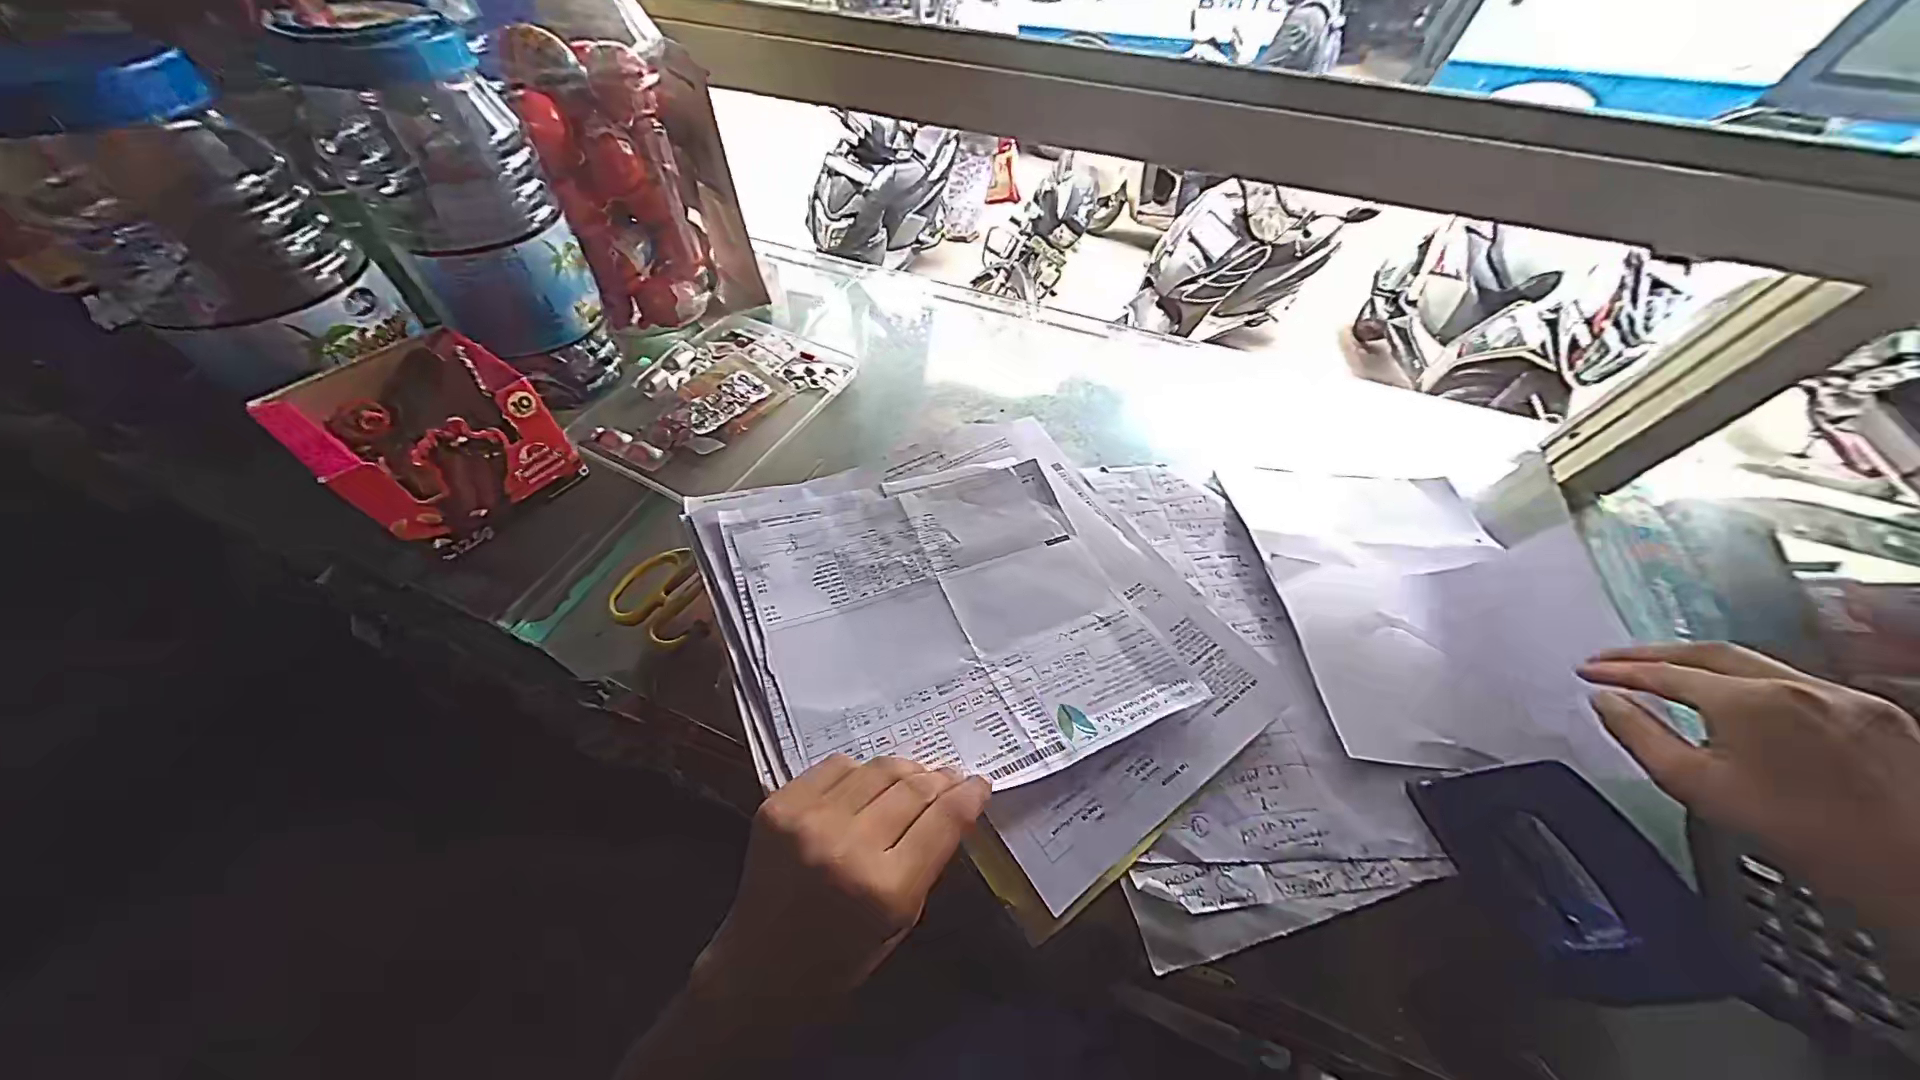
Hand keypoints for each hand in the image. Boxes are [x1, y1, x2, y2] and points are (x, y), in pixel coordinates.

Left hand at [691, 755, 990, 1009]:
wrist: (758, 968)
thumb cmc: (841, 957)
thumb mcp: (901, 920)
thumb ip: (928, 859)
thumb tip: (954, 803)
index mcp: (885, 888)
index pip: (943, 820)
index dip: (969, 795)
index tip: (979, 783)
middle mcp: (847, 846)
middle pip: (912, 787)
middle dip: (939, 779)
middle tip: (949, 777)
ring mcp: (809, 820)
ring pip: (877, 768)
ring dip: (903, 769)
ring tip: (912, 776)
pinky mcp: (780, 804)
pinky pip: (837, 765)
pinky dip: (860, 771)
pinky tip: (865, 784)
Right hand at [1579, 642, 1919, 911]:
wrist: (1917, 874)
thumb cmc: (1803, 834)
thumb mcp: (1693, 784)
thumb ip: (1638, 734)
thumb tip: (1607, 701)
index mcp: (1752, 700)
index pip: (1664, 672)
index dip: (1618, 670)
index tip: (1588, 672)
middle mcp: (1803, 687)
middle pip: (1709, 653)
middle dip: (1653, 654)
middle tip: (1614, 660)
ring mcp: (1848, 699)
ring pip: (1755, 664)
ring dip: (1700, 665)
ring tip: (1664, 673)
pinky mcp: (1880, 716)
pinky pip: (1798, 683)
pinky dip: (1749, 682)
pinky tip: (1732, 697)